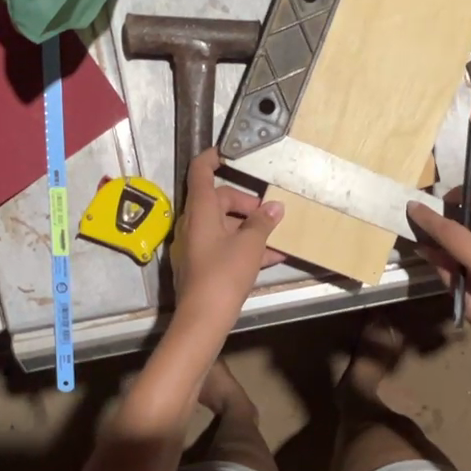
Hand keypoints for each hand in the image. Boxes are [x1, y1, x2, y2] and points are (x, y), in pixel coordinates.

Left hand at [170, 149, 284, 325]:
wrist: (203, 319)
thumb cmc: (224, 275)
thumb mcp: (250, 245)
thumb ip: (263, 223)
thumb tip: (274, 208)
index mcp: (200, 211)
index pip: (201, 172)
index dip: (213, 157)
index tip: (230, 152)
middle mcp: (193, 224)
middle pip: (219, 201)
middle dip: (246, 204)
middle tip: (270, 214)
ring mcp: (195, 246)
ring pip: (224, 226)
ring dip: (250, 229)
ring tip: (277, 237)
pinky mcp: (201, 266)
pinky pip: (224, 247)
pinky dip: (244, 247)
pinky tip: (272, 257)